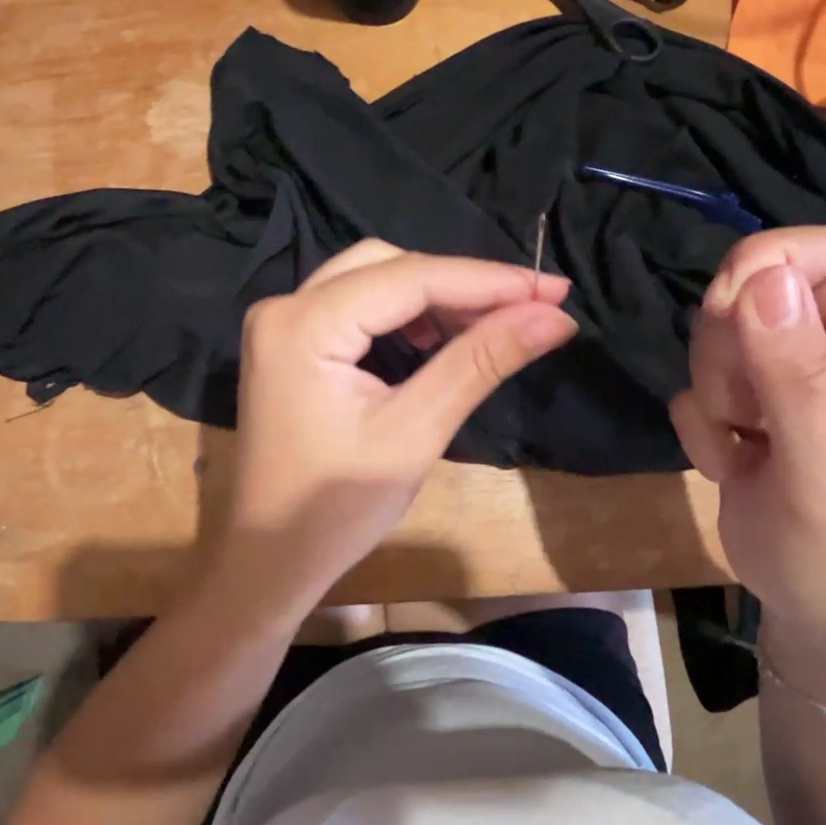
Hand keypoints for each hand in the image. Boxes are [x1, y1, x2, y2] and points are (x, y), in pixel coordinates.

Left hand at [219, 239, 578, 610]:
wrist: (270, 558)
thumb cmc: (337, 508)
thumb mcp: (415, 432)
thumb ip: (479, 362)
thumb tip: (552, 316)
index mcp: (302, 325)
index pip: (409, 278)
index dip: (487, 280)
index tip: (555, 288)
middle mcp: (283, 307)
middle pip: (386, 266)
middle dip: (460, 283)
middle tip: (527, 307)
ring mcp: (280, 323)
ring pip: (371, 279)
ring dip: (432, 296)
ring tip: (490, 324)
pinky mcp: (288, 343)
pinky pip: (353, 305)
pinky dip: (400, 314)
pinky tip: (434, 339)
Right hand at [670, 227, 825, 716]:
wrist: (823, 633)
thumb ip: (800, 381)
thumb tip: (764, 278)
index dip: (772, 262)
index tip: (719, 307)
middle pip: (762, 291)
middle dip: (729, 347)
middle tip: (738, 413)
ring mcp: (796, 386)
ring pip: (722, 335)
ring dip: (712, 391)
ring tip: (742, 451)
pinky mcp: (751, 412)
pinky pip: (699, 383)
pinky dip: (699, 425)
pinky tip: (731, 467)